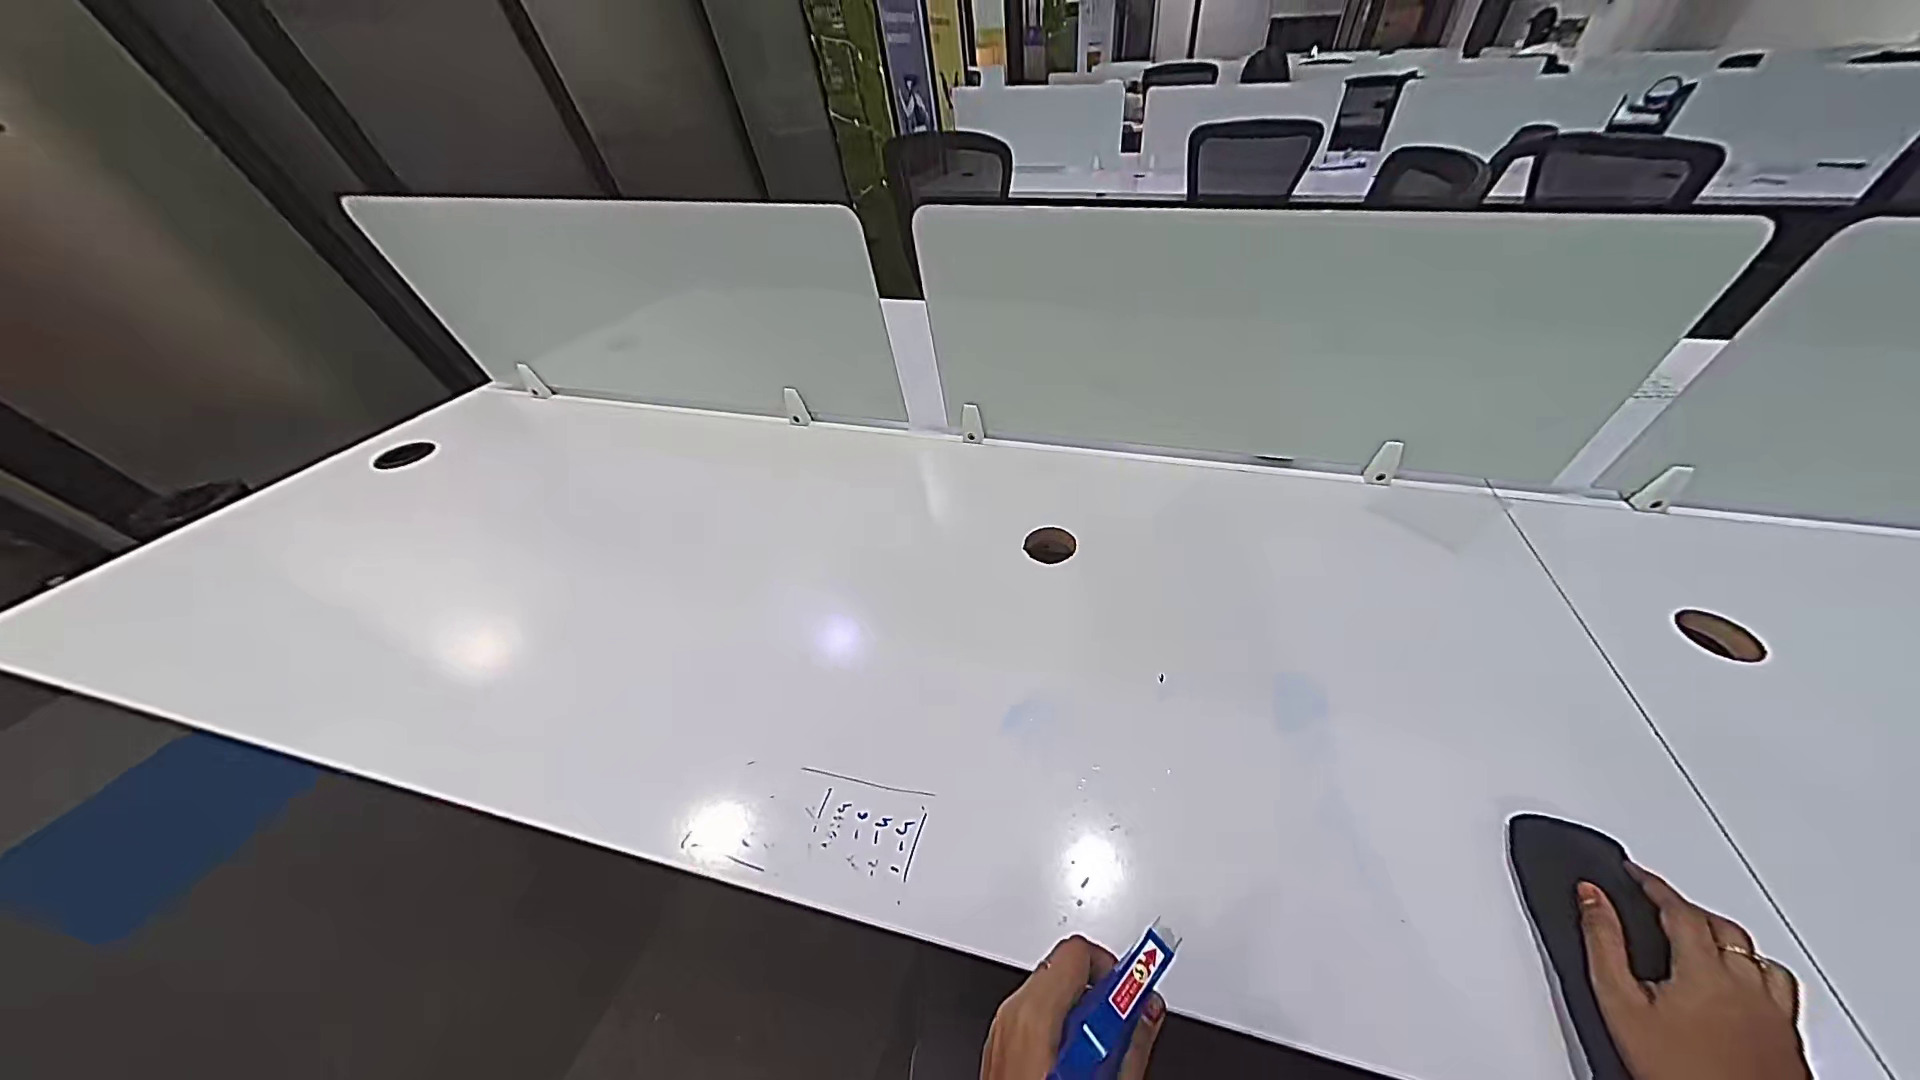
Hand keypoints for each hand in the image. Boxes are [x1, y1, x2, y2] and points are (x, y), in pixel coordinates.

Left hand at [981, 936, 1165, 1079]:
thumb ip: (1131, 1044)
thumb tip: (1149, 1012)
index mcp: (1034, 1015)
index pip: (1078, 953)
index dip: (1114, 969)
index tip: (1137, 990)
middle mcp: (1012, 1014)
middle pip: (1062, 968)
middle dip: (1099, 991)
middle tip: (1125, 1024)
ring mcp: (1001, 1030)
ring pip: (1049, 990)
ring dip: (1080, 1010)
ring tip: (1103, 1052)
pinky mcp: (998, 1046)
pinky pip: (1034, 1014)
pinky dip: (1059, 1024)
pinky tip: (1077, 1062)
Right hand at [1579, 862, 1808, 1079]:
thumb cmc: (1673, 1068)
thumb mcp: (1617, 997)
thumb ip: (1602, 939)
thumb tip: (1590, 895)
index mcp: (1707, 973)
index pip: (1681, 910)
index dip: (1653, 884)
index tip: (1634, 872)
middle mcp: (1751, 990)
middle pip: (1725, 929)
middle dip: (1687, 906)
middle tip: (1656, 897)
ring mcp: (1777, 1018)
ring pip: (1760, 958)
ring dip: (1727, 937)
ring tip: (1699, 932)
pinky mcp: (1791, 1042)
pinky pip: (1781, 989)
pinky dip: (1756, 969)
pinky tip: (1739, 979)